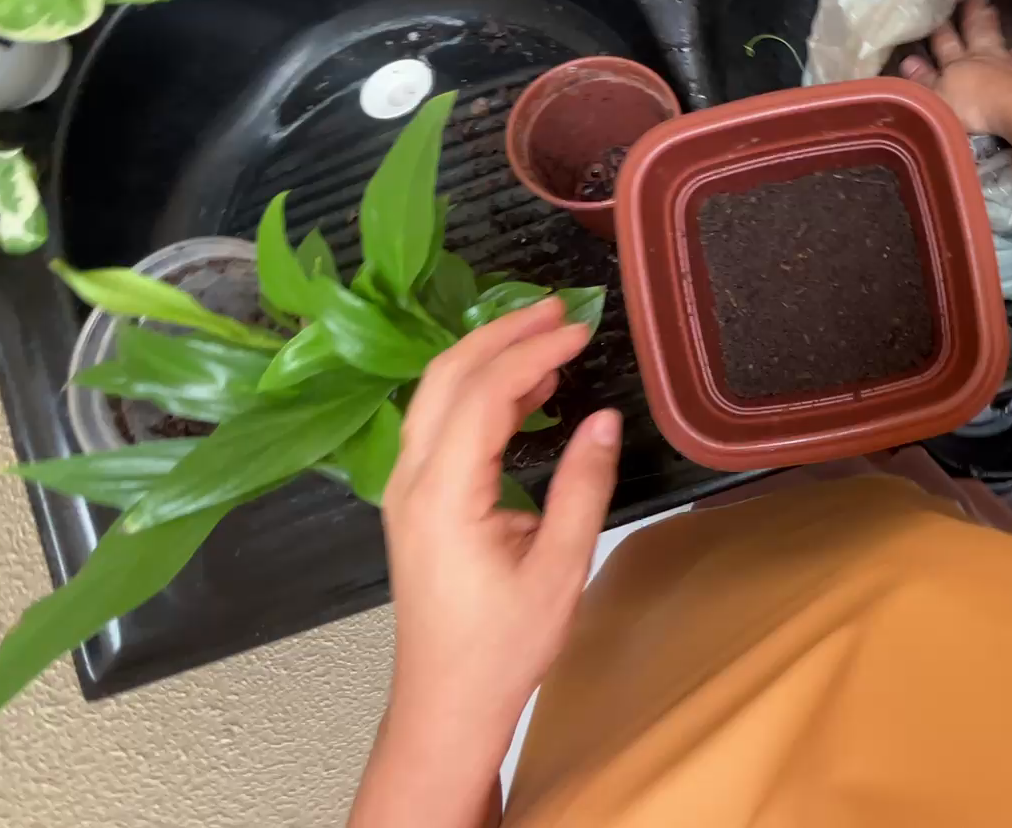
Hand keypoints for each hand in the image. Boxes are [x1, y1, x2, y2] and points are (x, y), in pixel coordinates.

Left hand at [352, 297, 619, 827]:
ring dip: (489, 355)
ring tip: (547, 336)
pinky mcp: (416, 496)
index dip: (534, 353)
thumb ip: (584, 483)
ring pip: (437, 393)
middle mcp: (412, 478)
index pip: (485, 394)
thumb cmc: (505, 641)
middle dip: (502, 333)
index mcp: (444, 493)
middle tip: (558, 309)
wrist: (447, 702)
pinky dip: (482, 389)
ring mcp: (406, 486)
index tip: (582, 330)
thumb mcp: (561, 564)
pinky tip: (526, 390)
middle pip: (446, 377)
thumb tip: (606, 417)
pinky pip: (441, 421)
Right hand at [897, 0, 1011, 138]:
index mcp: (955, 63)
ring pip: (996, 40)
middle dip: (969, 15)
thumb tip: (906, 61)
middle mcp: (980, 58)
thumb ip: (924, 80)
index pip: (943, 42)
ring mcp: (1004, 66)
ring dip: (992, 27)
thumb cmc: (970, 107)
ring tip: (992, 11)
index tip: (934, 7)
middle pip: (974, 31)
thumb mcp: (937, 97)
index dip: (938, 29)